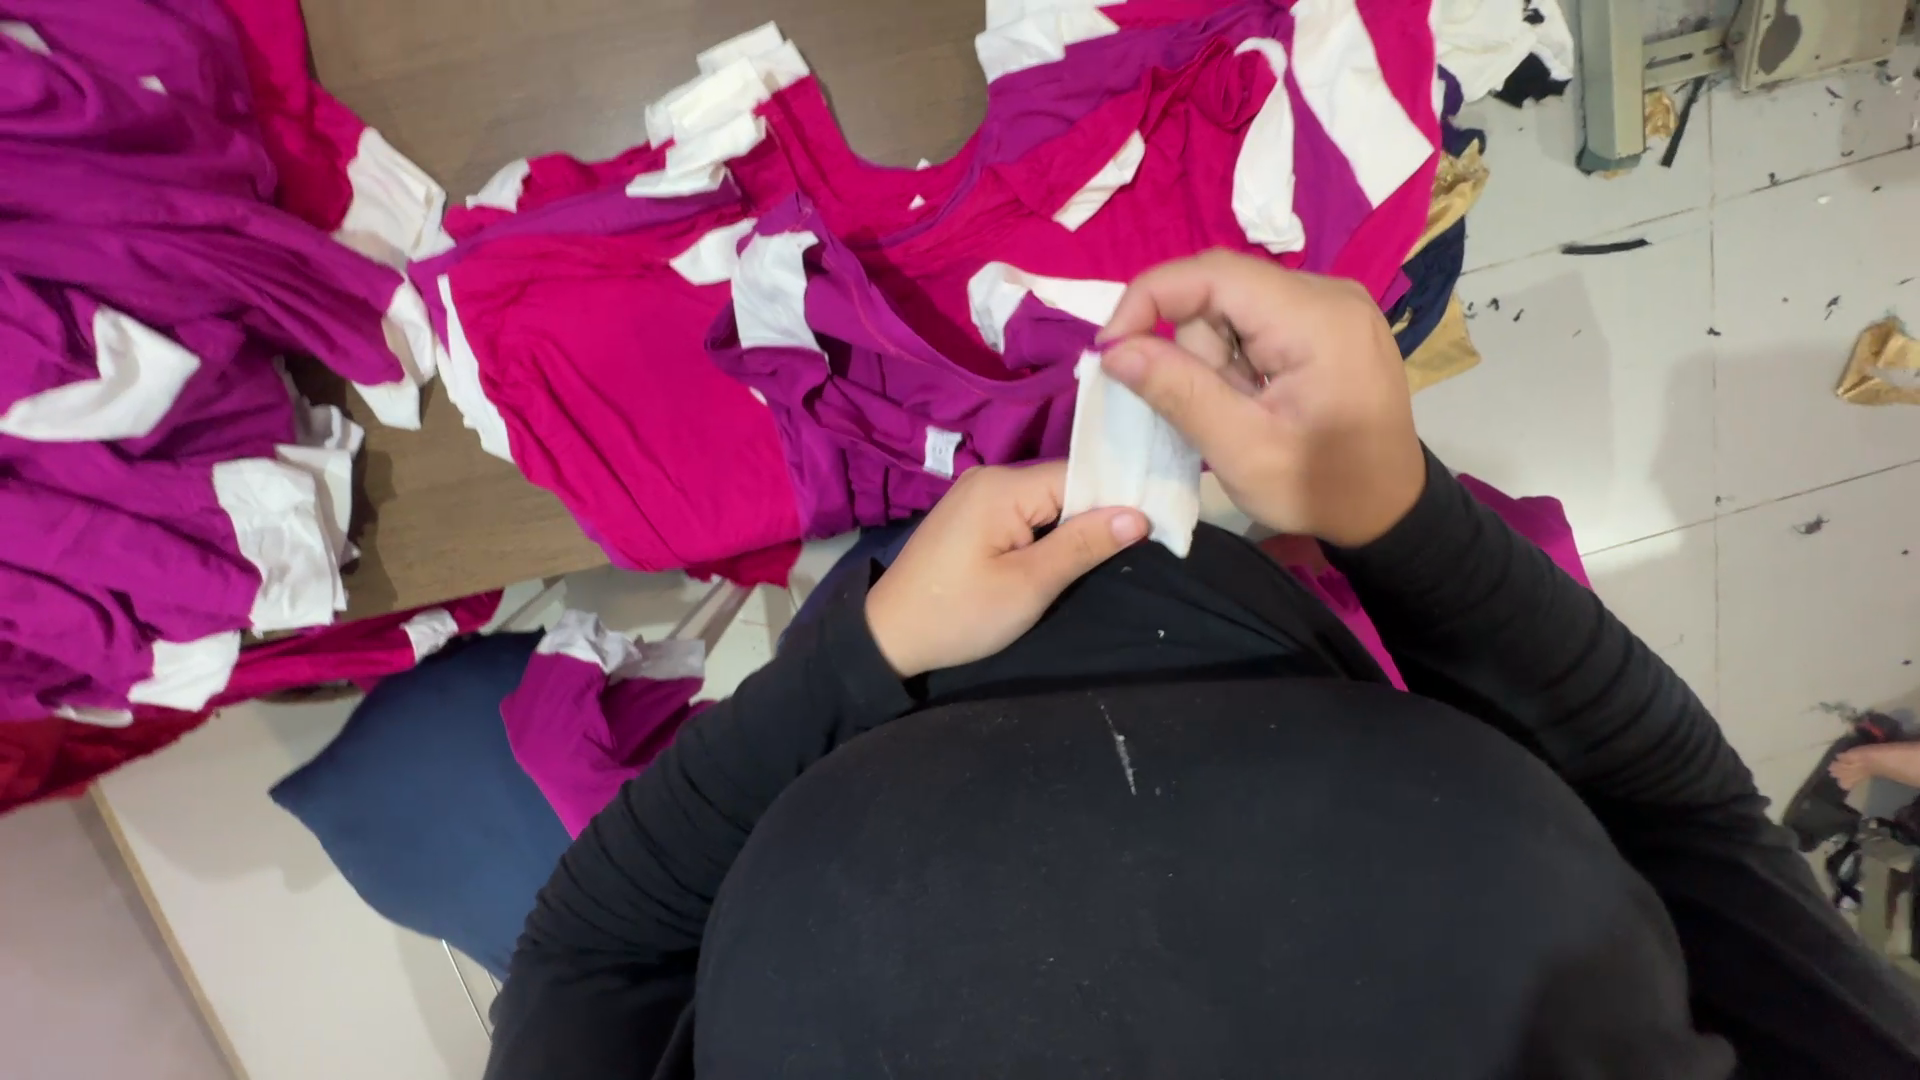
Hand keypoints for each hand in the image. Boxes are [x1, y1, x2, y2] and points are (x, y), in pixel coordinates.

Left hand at [864, 463, 1147, 677]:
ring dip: (1074, 525)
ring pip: (1046, 500)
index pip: (1079, 477)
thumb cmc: (959, 614)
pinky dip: (1048, 531)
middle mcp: (990, 478)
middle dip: (1098, 514)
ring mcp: (977, 495)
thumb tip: (1139, 514)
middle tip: (1139, 546)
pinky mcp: (972, 516)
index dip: (1117, 501)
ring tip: (1109, 552)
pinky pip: (1024, 512)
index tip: (1155, 528)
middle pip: (1063, 485)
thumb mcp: (1028, 585)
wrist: (888, 636)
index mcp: (1002, 487)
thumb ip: (1083, 545)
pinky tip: (1065, 552)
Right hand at [1096, 250, 1425, 547]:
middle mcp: (1325, 293)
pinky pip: (1251, 323)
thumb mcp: (1241, 450)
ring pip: (1229, 309)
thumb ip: (1178, 393)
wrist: (1386, 510)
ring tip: (1241, 412)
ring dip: (1213, 362)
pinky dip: (1232, 362)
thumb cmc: (1319, 487)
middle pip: (1218, 293)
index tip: (1109, 350)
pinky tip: (1252, 400)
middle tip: (1214, 410)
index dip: (1147, 300)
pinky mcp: (1323, 323)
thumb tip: (1113, 350)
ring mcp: (1328, 305)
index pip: (1211, 273)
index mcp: (1314, 318)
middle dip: (1193, 351)